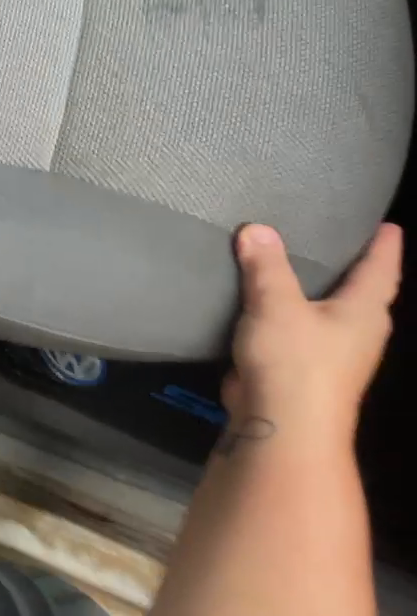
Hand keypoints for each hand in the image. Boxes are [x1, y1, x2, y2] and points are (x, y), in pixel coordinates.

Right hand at [222, 222, 401, 446]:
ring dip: (317, 289)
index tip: (389, 227)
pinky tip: (267, 301)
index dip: (384, 249)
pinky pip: (299, 324)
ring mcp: (333, 350)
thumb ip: (266, 267)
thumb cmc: (296, 358)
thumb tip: (257, 228)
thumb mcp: (276, 305)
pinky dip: (288, 306)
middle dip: (353, 268)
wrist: (285, 418)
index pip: (380, 273)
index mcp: (364, 313)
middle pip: (360, 292)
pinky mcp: (303, 362)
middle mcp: (357, 330)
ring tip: (296, 265)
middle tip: (337, 240)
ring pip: (328, 309)